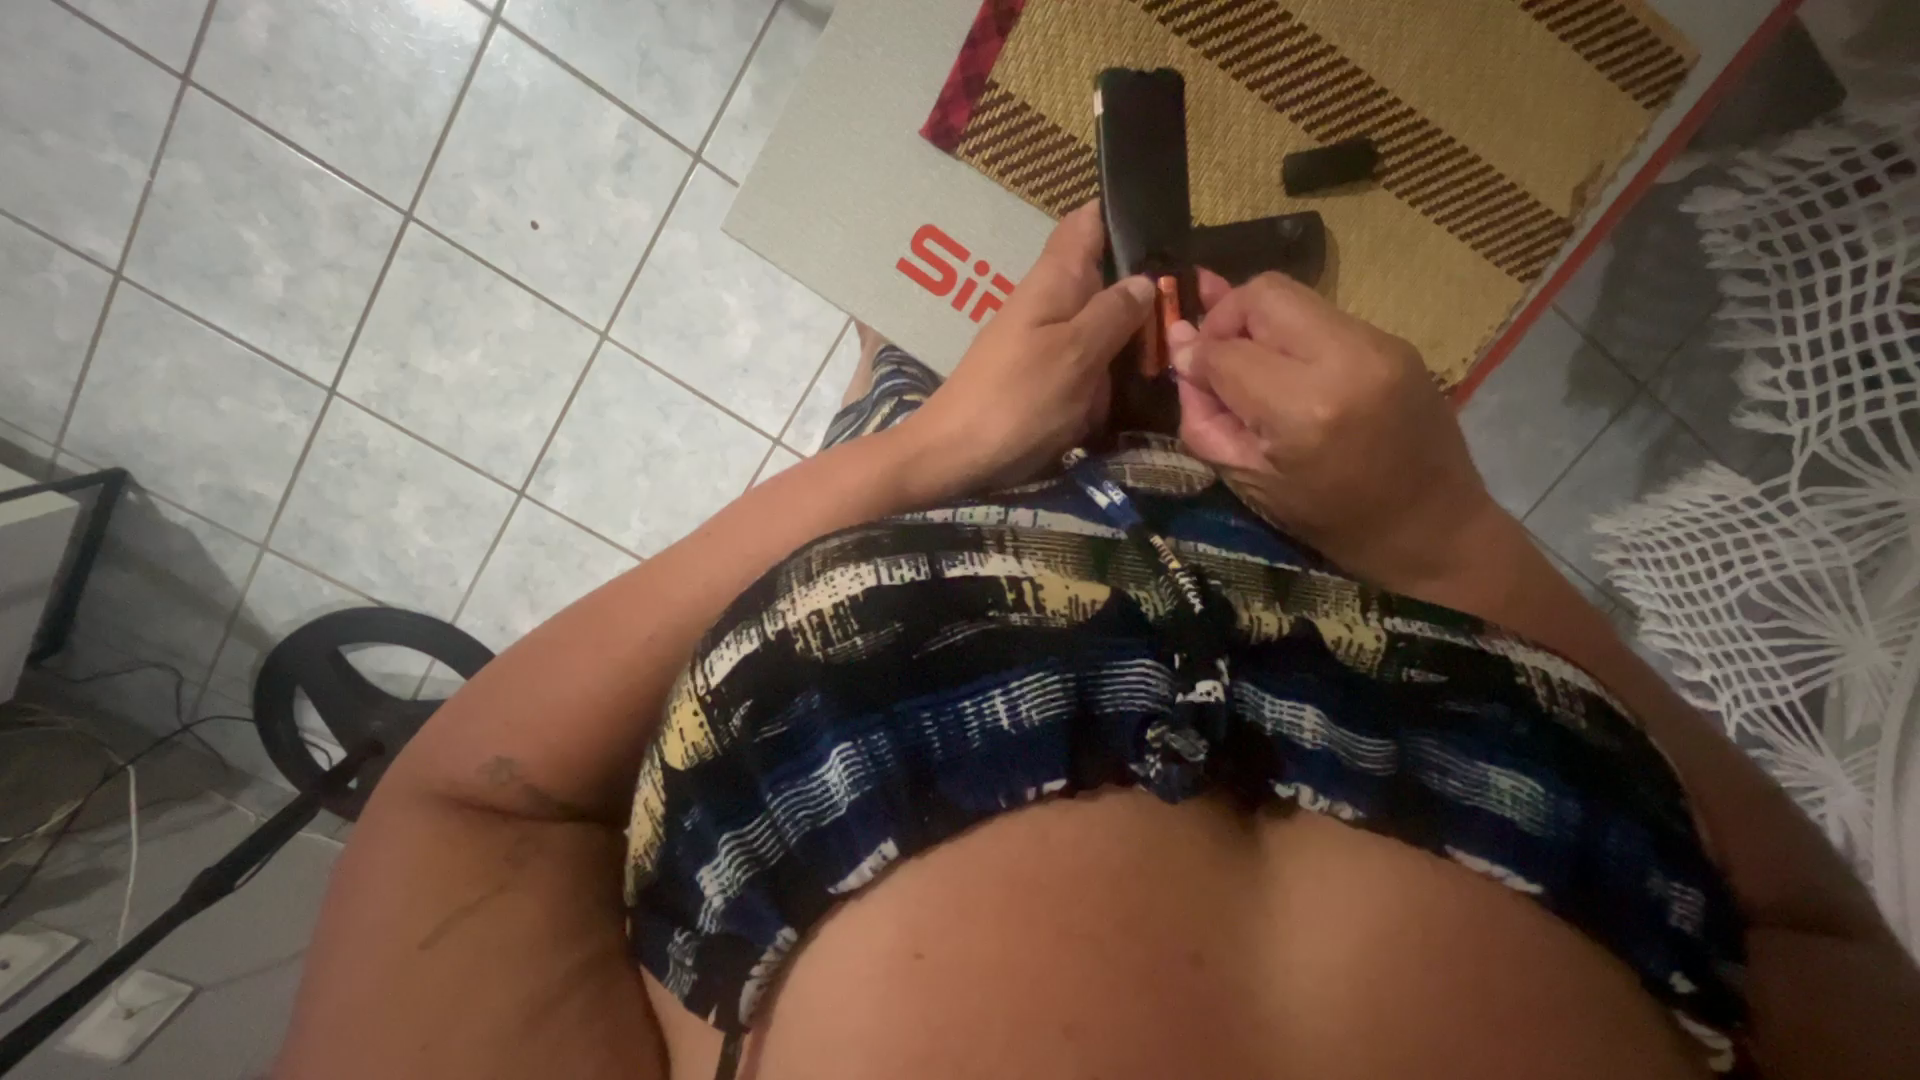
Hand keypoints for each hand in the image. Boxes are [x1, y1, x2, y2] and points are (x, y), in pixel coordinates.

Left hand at [895, 201, 1155, 495]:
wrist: (952, 457)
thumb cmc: (1016, 401)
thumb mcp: (1076, 354)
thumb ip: (1113, 314)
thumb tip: (1143, 280)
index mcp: (1052, 279)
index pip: (1087, 222)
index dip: (1125, 218)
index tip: (1168, 238)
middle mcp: (1044, 301)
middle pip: (1101, 279)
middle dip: (1139, 296)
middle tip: (1184, 317)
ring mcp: (1039, 341)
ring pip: (1096, 328)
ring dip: (1123, 346)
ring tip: (1159, 364)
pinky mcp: (1036, 377)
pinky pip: (1081, 366)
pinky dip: (1100, 380)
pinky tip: (1117, 401)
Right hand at [1169, 272, 1511, 592]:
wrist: (1430, 527)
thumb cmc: (1329, 520)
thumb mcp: (1248, 481)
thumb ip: (1204, 416)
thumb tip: (1180, 352)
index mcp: (1304, 409)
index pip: (1226, 351)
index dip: (1196, 358)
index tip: (1187, 373)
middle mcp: (1345, 360)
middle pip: (1263, 294)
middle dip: (1225, 317)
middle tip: (1216, 355)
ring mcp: (1378, 344)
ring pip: (1294, 298)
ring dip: (1259, 325)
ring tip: (1251, 366)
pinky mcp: (1395, 342)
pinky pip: (1323, 318)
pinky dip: (1292, 336)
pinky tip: (1288, 371)